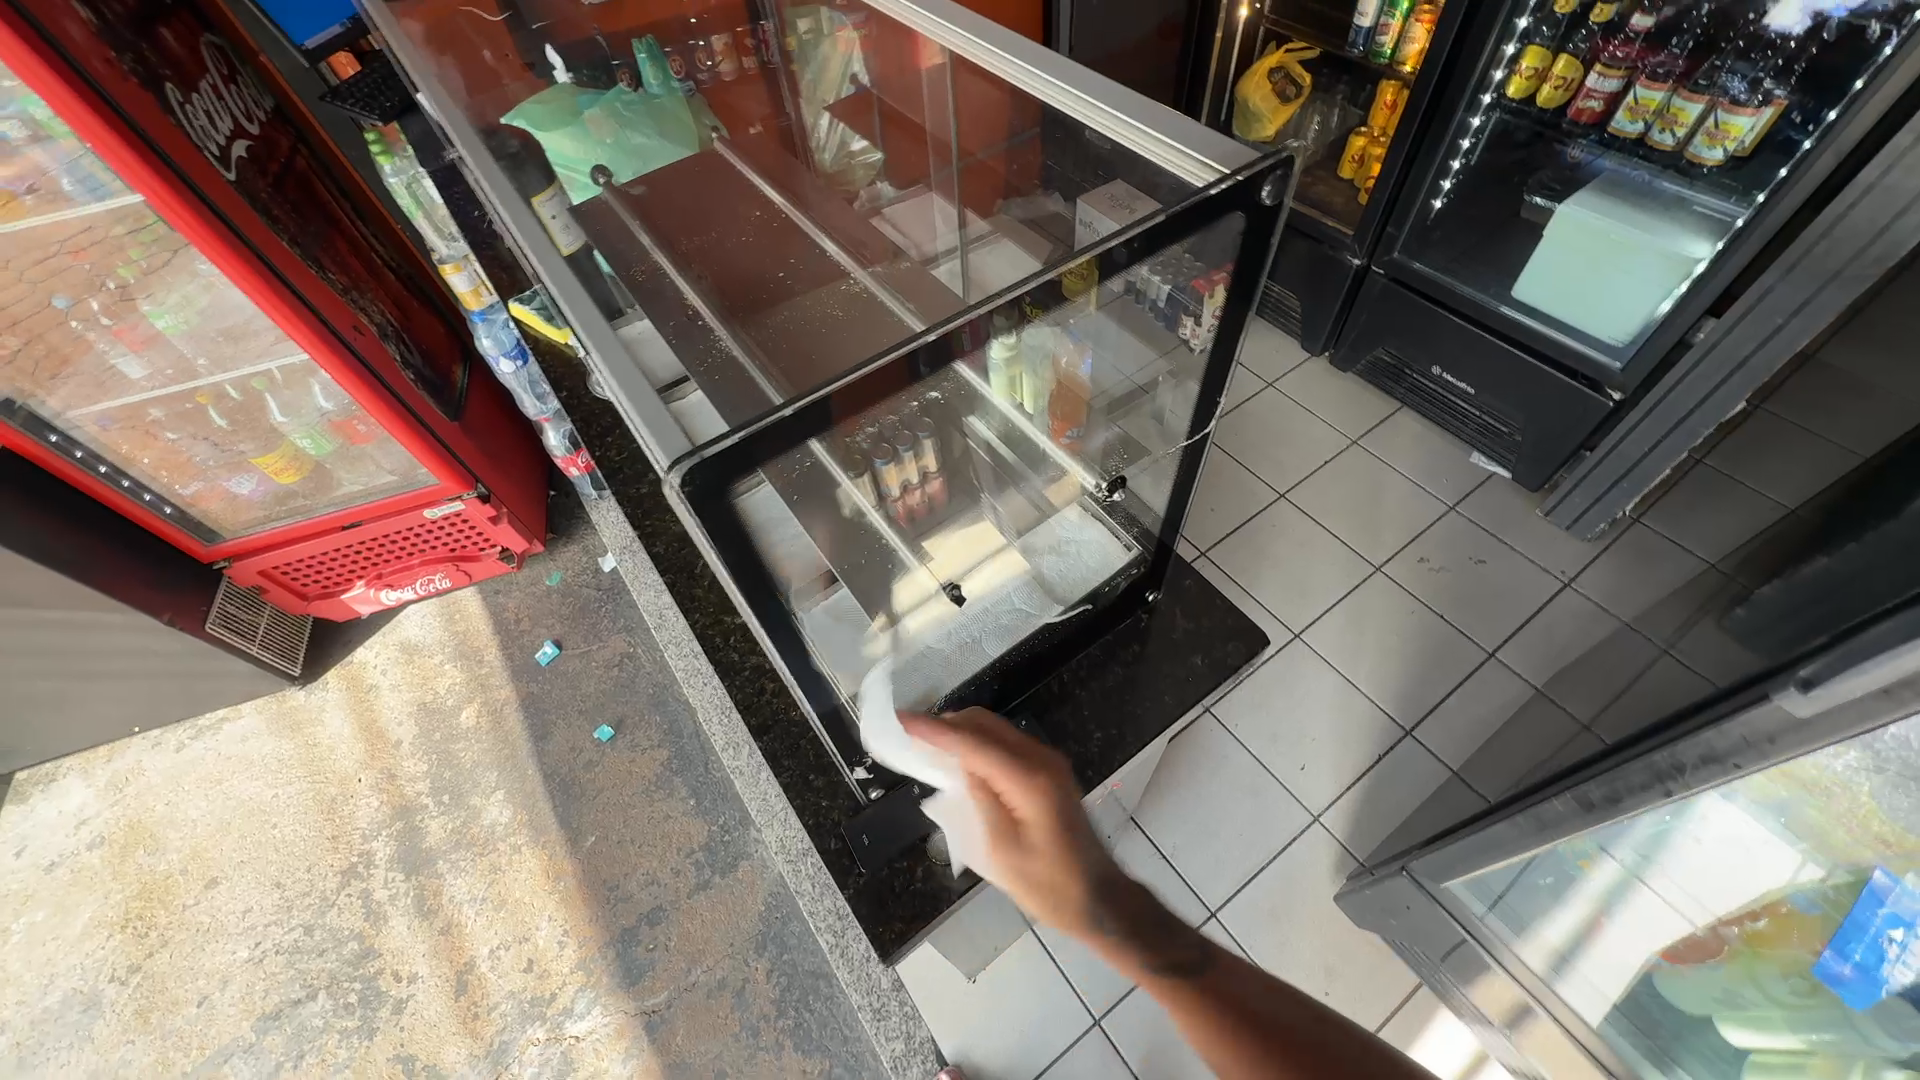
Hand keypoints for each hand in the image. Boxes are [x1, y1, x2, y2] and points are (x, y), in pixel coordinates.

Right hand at [901, 708, 1122, 939]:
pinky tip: (960, 758)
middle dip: (946, 723)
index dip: (934, 729)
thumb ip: (980, 799)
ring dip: (962, 731)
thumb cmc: (1049, 886)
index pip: (972, 742)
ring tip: (927, 744)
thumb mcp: (1002, 851)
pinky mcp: (1049, 770)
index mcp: (1028, 779)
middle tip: (909, 733)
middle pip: (985, 724)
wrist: (1098, 897)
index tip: (902, 719)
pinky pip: (1006, 743)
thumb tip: (960, 764)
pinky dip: (979, 743)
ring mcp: (1048, 761)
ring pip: (996, 729)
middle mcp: (1041, 759)